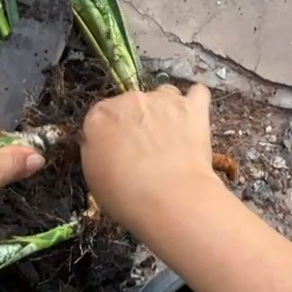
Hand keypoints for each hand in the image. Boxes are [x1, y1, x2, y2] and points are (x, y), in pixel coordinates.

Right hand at [80, 84, 225, 230]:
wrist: (170, 197)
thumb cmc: (126, 195)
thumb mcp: (94, 177)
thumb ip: (96, 151)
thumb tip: (105, 145)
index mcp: (99, 116)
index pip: (101, 117)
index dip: (110, 136)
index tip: (118, 153)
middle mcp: (129, 99)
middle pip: (132, 104)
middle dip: (137, 123)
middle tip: (146, 152)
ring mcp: (163, 99)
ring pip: (163, 95)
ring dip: (165, 111)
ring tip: (172, 137)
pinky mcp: (193, 107)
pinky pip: (197, 94)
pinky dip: (196, 103)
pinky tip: (195, 117)